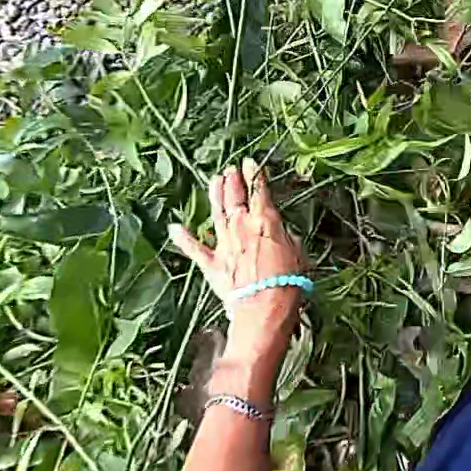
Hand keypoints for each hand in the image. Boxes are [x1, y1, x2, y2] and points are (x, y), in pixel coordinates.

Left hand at [169, 159, 306, 364]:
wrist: (263, 308)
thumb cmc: (288, 281)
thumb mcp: (296, 251)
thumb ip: (284, 236)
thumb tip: (278, 233)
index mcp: (265, 220)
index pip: (259, 190)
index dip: (254, 174)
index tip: (250, 162)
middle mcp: (242, 226)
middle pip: (235, 197)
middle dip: (233, 180)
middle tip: (230, 168)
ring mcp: (224, 244)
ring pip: (216, 213)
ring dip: (215, 195)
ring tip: (214, 180)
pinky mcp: (212, 264)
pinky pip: (194, 249)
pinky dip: (183, 238)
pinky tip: (174, 227)